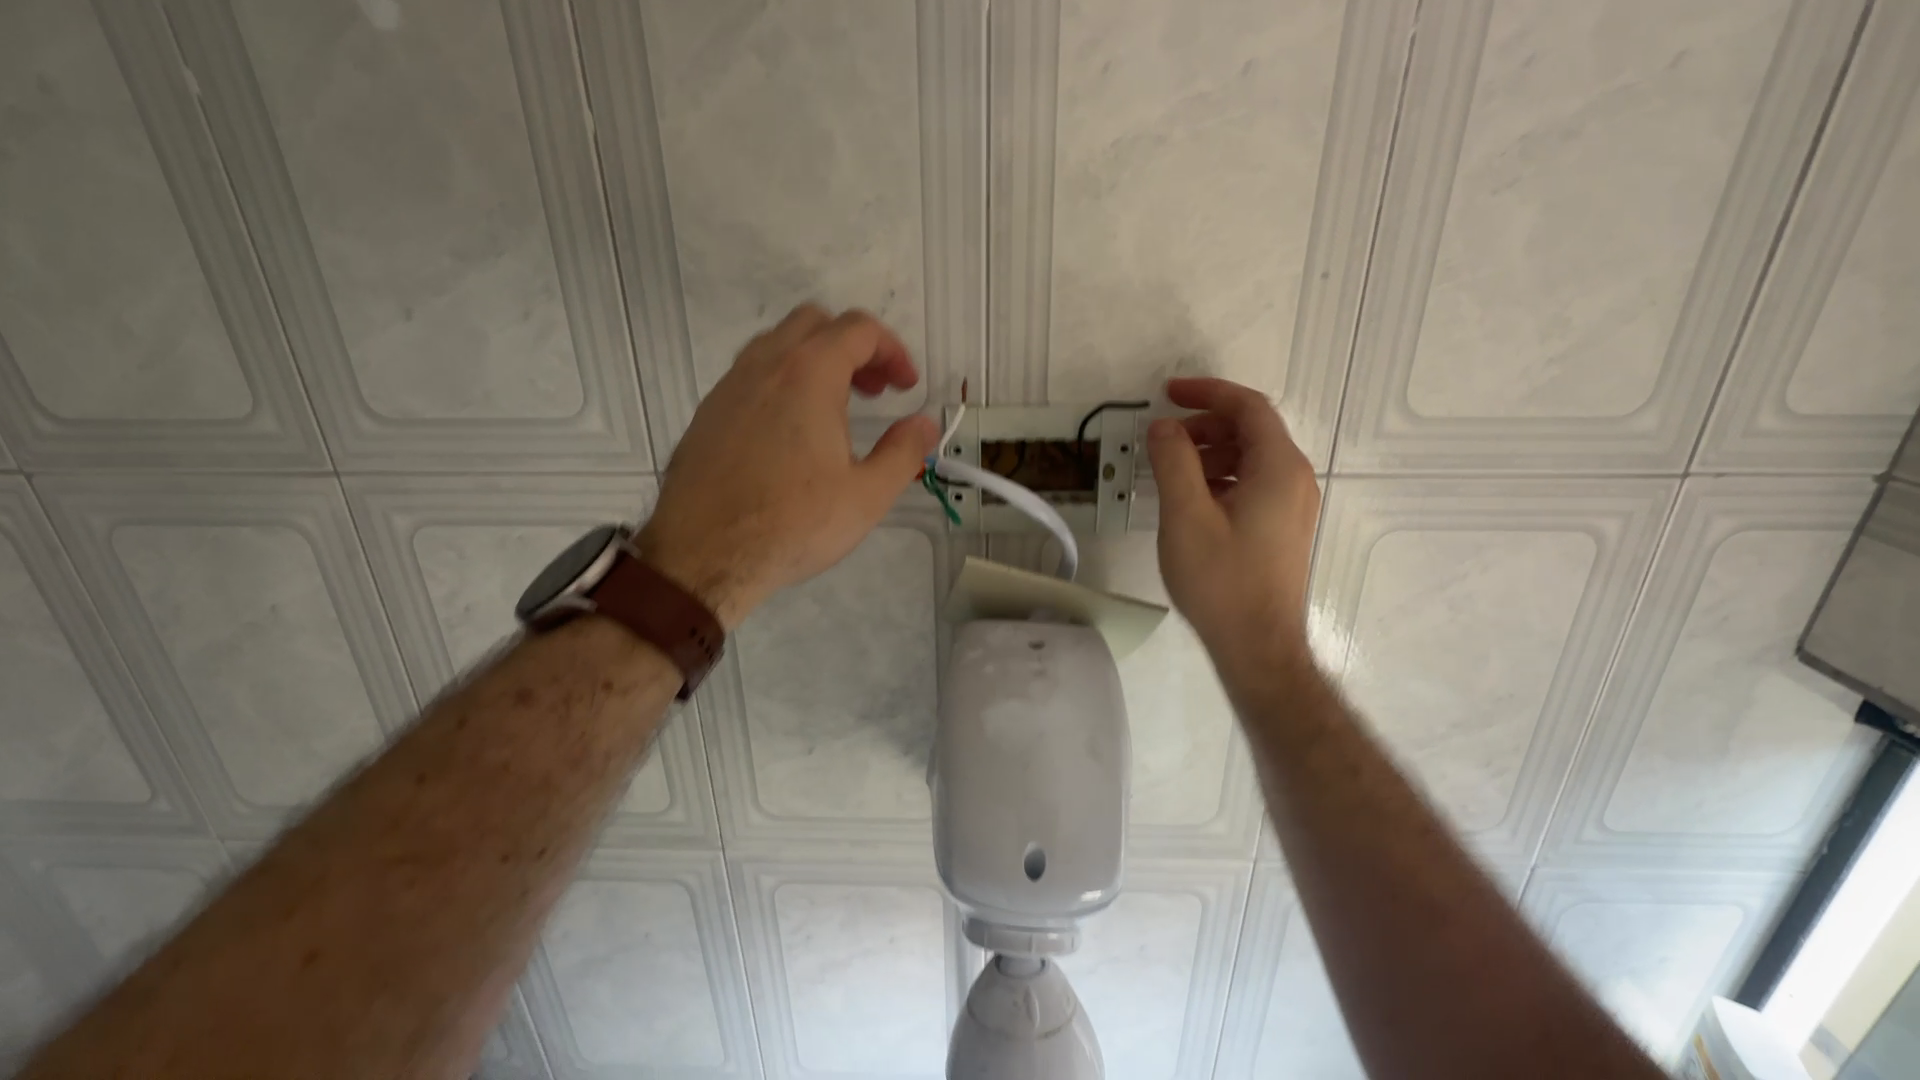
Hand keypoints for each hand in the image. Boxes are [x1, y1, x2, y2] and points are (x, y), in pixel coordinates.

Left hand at [638, 305, 937, 628]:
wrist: (704, 556)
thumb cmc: (793, 524)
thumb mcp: (866, 496)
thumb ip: (903, 453)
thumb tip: (924, 426)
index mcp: (808, 375)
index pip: (858, 330)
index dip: (892, 350)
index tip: (906, 386)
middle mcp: (765, 366)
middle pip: (815, 323)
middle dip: (853, 346)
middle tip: (873, 390)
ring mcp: (729, 386)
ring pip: (777, 344)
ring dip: (814, 360)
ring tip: (834, 408)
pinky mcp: (708, 412)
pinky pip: (751, 374)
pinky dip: (781, 381)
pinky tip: (790, 431)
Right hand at [1147, 377, 1319, 665]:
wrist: (1257, 646)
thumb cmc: (1221, 580)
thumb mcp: (1186, 516)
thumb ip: (1174, 462)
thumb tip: (1164, 427)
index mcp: (1279, 467)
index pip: (1248, 407)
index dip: (1206, 393)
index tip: (1167, 393)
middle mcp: (1295, 480)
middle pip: (1252, 431)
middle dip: (1205, 426)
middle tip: (1163, 439)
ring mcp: (1292, 506)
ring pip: (1252, 459)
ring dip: (1211, 453)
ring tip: (1171, 472)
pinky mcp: (1283, 529)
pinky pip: (1254, 484)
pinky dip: (1221, 478)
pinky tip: (1191, 500)